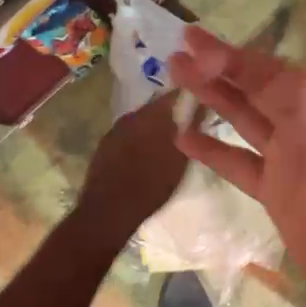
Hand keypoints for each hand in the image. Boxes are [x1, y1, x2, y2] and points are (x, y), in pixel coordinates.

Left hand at [76, 92, 187, 242]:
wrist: (107, 212)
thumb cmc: (151, 184)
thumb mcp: (180, 158)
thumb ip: (191, 128)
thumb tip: (201, 105)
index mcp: (152, 114)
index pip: (176, 94)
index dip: (189, 99)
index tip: (200, 109)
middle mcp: (132, 115)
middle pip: (157, 106)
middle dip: (171, 114)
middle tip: (185, 129)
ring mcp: (115, 130)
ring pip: (141, 121)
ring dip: (153, 128)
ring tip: (166, 144)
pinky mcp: (104, 146)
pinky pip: (128, 134)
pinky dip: (138, 139)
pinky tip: (144, 155)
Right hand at [170, 27, 305, 306]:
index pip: (276, 77)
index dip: (240, 61)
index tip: (203, 51)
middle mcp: (305, 128)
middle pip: (256, 89)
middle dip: (220, 65)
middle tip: (182, 43)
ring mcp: (288, 160)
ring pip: (243, 119)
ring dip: (212, 96)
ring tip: (175, 72)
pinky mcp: (275, 194)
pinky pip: (237, 164)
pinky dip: (212, 150)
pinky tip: (182, 136)